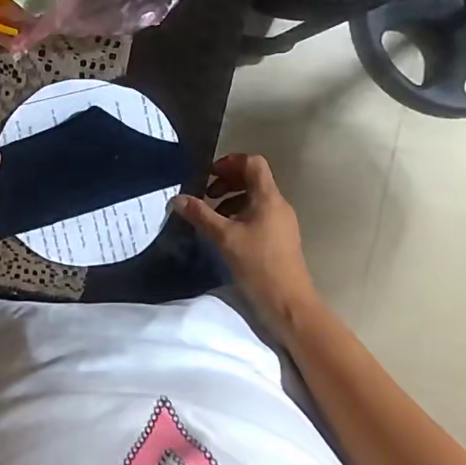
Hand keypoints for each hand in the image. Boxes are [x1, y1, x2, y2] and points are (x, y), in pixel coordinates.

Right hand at [172, 154, 319, 326]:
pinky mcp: (278, 236)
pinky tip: (222, 231)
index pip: (253, 163)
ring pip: (253, 197)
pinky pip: (256, 213)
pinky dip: (237, 214)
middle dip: (226, 181)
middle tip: (204, 194)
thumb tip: (177, 198)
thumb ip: (200, 214)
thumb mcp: (223, 237)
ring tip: (210, 214)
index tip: (208, 175)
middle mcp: (277, 205)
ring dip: (230, 198)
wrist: (288, 302)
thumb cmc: (258, 264)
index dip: (230, 162)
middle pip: (253, 178)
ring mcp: (280, 221)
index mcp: (268, 198)